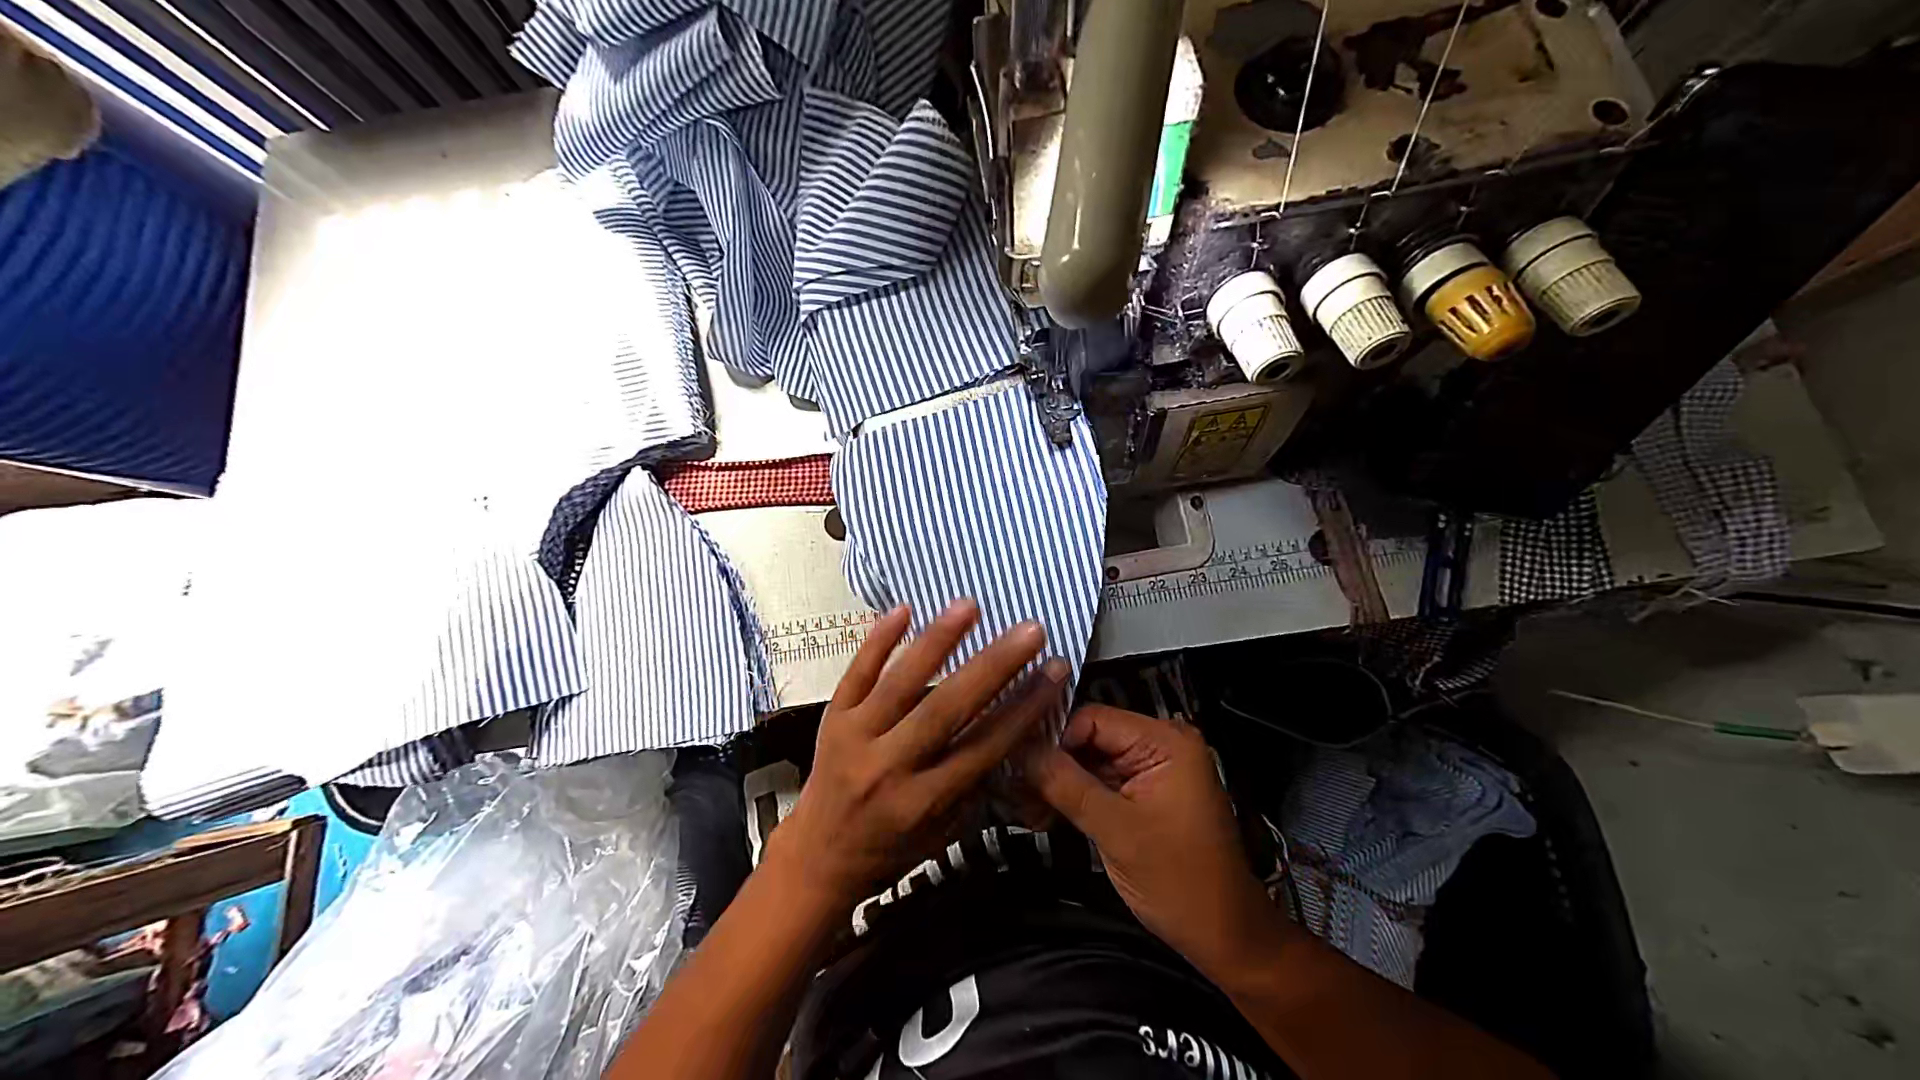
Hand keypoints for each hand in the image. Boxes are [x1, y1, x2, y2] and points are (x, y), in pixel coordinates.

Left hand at [770, 599, 1067, 906]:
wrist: (816, 857)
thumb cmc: (890, 847)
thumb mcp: (941, 833)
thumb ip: (975, 785)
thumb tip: (1014, 732)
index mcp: (922, 800)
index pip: (984, 746)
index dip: (1024, 708)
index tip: (1054, 670)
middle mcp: (889, 766)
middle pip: (947, 708)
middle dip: (994, 666)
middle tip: (1030, 631)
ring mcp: (855, 736)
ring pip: (901, 683)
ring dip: (938, 641)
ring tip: (970, 605)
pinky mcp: (832, 717)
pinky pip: (856, 673)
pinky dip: (878, 641)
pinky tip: (902, 609)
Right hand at [1022, 705, 1278, 974]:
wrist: (1224, 937)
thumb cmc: (1180, 881)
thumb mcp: (1118, 831)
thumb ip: (1067, 785)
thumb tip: (1019, 749)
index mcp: (1164, 741)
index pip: (1091, 718)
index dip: (1052, 738)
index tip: (1016, 764)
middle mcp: (1157, 744)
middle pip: (1086, 737)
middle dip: (1050, 765)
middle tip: (1013, 791)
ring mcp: (1148, 770)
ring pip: (1085, 761)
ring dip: (1055, 784)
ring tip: (1024, 809)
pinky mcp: (1139, 794)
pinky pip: (1095, 782)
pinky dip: (1070, 798)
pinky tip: (1041, 815)